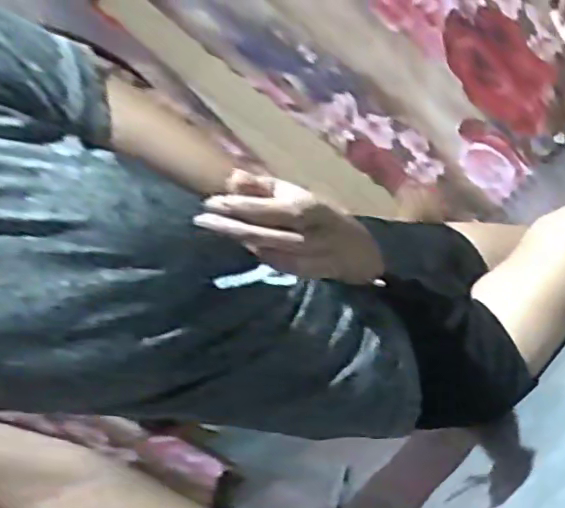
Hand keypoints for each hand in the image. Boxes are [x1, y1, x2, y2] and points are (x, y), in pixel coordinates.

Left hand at [194, 171, 385, 284]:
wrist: (363, 251)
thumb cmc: (324, 216)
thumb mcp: (298, 193)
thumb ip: (263, 185)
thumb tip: (232, 178)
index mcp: (311, 210)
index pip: (269, 210)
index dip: (238, 206)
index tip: (210, 202)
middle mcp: (315, 235)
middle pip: (269, 233)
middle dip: (233, 227)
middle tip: (202, 221)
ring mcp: (319, 256)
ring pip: (275, 252)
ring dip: (245, 242)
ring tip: (219, 231)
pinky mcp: (318, 272)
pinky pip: (286, 266)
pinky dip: (265, 257)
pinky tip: (248, 247)